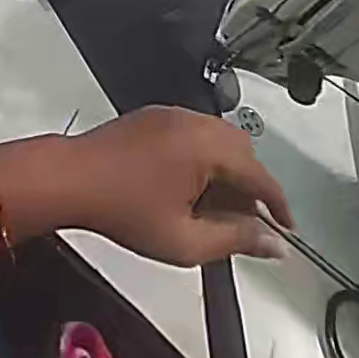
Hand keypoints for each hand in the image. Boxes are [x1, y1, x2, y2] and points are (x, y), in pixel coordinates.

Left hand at [58, 106, 293, 266]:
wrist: (73, 178)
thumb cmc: (122, 207)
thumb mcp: (185, 239)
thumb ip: (235, 239)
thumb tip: (271, 243)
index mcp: (203, 146)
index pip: (259, 173)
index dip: (278, 204)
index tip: (285, 227)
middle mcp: (189, 121)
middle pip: (242, 149)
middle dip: (252, 185)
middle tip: (248, 221)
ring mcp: (169, 114)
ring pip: (218, 136)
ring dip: (228, 168)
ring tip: (217, 206)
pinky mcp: (153, 115)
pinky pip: (194, 130)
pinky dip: (205, 154)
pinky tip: (191, 185)